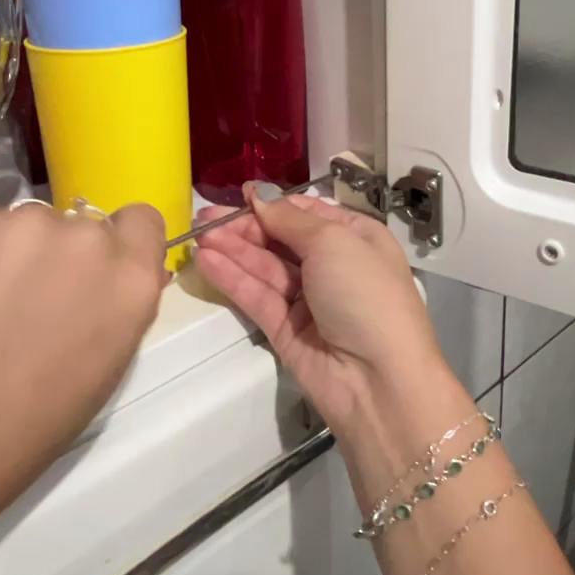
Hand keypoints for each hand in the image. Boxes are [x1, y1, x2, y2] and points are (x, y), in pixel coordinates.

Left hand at [0, 201, 168, 553]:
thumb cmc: (7, 447)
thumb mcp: (94, 382)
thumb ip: (111, 316)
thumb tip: (103, 289)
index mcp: (129, 284)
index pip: (143, 222)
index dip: (119, 247)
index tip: (90, 280)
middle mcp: (83, 240)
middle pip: (81, 226)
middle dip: (60, 258)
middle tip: (21, 308)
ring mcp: (17, 225)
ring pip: (25, 226)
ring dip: (9, 256)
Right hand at [193, 188, 443, 428]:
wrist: (378, 379)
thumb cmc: (365, 293)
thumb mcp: (334, 242)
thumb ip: (290, 220)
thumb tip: (259, 196)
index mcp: (356, 237)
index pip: (307, 213)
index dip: (272, 204)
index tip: (238, 195)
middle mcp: (333, 264)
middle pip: (281, 238)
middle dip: (245, 226)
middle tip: (204, 217)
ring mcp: (308, 299)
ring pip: (264, 266)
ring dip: (232, 249)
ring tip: (196, 235)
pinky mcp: (285, 329)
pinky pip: (256, 295)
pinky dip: (232, 277)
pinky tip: (206, 260)